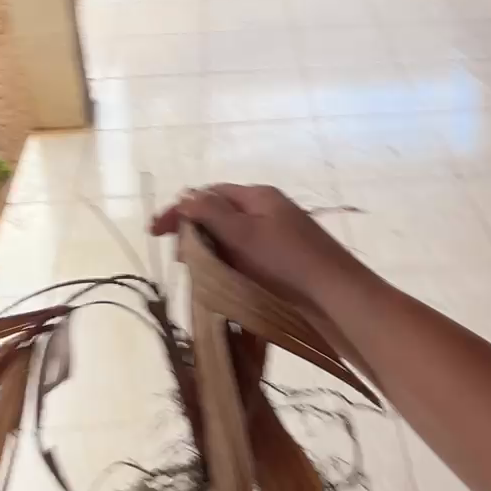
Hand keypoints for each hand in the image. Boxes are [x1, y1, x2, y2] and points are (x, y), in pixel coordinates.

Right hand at [149, 183, 369, 310]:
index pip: (210, 195)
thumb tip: (185, 198)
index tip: (154, 232)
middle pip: (219, 215)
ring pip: (231, 240)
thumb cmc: (288, 261)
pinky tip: (222, 285)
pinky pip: (245, 259)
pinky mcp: (282, 262)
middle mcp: (267, 211)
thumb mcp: (245, 233)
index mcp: (258, 197)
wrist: (336, 296)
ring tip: (197, 275)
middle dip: (195, 233)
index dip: (181, 210)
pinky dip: (228, 267)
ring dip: (210, 253)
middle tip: (180, 260)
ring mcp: (276, 236)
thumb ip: (212, 214)